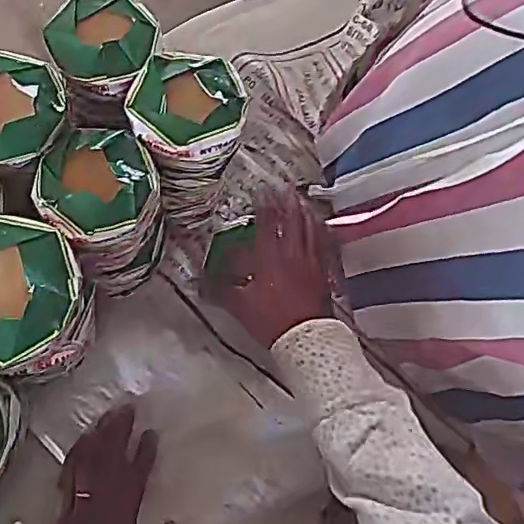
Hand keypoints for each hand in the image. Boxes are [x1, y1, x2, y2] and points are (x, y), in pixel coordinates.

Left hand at [41, 406, 175, 523]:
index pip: (132, 482)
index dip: (142, 457)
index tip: (150, 434)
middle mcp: (94, 513)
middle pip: (105, 465)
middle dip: (116, 435)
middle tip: (126, 409)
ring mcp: (73, 515)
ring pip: (84, 468)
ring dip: (95, 441)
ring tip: (104, 419)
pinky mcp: (60, 521)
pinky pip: (66, 482)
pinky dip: (73, 460)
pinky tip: (80, 447)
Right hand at [210, 188, 335, 348]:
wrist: (306, 336)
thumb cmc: (271, 320)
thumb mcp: (239, 305)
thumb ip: (219, 289)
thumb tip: (199, 280)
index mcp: (270, 257)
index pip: (266, 224)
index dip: (263, 205)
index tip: (260, 191)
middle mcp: (292, 253)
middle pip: (291, 220)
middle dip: (286, 202)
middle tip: (284, 187)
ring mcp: (311, 261)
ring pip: (310, 229)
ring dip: (305, 212)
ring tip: (302, 200)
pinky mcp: (323, 271)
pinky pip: (323, 245)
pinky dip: (321, 232)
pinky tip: (321, 228)